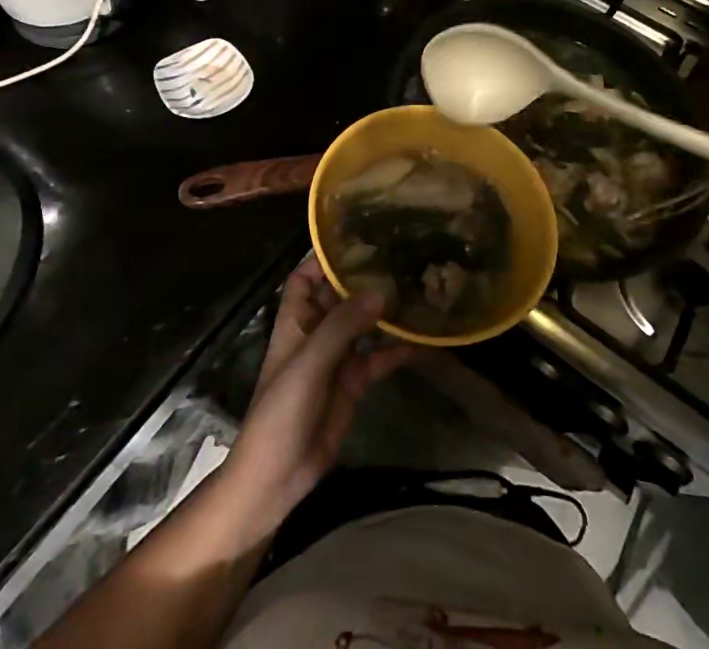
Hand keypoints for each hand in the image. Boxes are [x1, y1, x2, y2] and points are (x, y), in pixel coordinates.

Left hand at [219, 256, 420, 538]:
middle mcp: (313, 333)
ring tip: (422, 294)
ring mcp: (333, 359)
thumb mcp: (311, 362)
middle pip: (338, 298)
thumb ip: (342, 326)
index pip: (305, 278)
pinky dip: (397, 351)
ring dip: (386, 315)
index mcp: (293, 320)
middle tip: (405, 262)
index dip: (325, 259)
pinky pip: (376, 360)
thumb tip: (379, 290)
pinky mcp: (351, 384)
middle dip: (365, 282)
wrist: (281, 468)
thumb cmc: (283, 408)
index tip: (360, 240)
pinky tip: (427, 343)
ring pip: (362, 327)